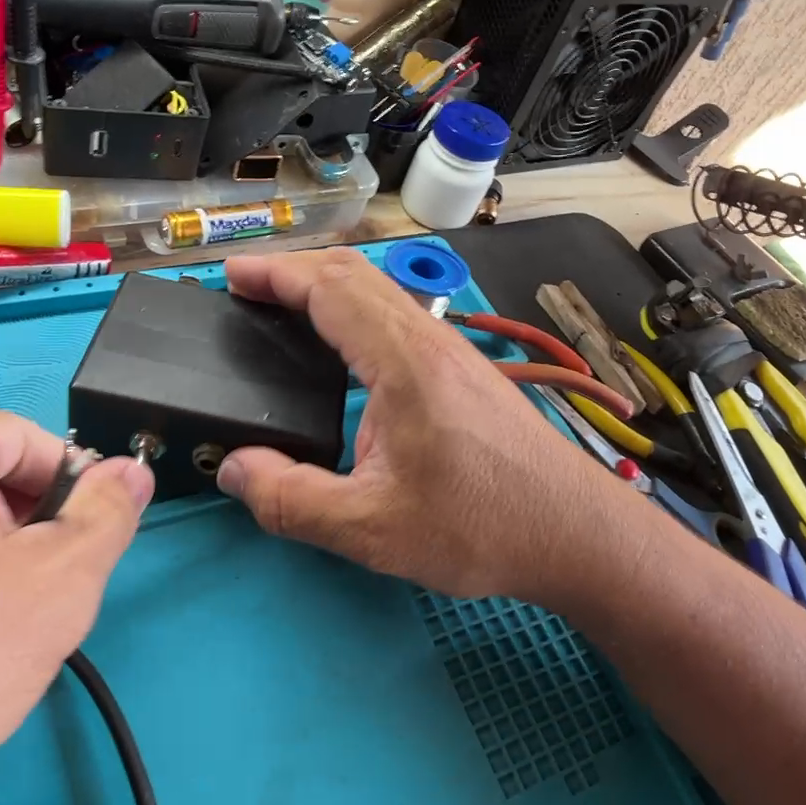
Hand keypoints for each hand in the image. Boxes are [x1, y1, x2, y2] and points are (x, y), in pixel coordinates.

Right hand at [218, 248, 645, 601]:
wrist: (576, 533)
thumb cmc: (479, 527)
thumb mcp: (371, 528)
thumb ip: (290, 500)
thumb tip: (234, 468)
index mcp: (403, 360)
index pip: (328, 288)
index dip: (273, 274)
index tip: (229, 275)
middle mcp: (429, 339)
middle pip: (353, 274)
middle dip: (292, 271)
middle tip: (244, 290)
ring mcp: (452, 350)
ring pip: (379, 291)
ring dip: (325, 287)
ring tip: (282, 309)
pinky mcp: (463, 369)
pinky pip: (397, 315)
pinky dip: (353, 309)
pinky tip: (342, 346)